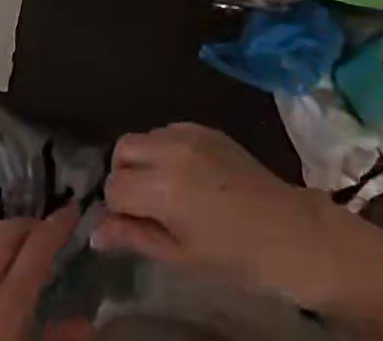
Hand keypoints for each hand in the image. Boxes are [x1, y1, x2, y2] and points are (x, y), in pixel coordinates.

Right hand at [91, 123, 345, 302]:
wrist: (286, 229)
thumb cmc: (231, 254)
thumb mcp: (178, 255)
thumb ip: (133, 236)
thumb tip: (96, 232)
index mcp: (162, 186)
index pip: (114, 185)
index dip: (118, 207)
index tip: (134, 222)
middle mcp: (171, 149)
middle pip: (123, 147)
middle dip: (124, 174)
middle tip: (144, 203)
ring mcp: (191, 133)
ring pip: (146, 135)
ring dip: (145, 158)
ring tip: (166, 188)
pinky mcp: (208, 127)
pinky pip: (170, 129)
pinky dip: (166, 147)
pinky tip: (186, 173)